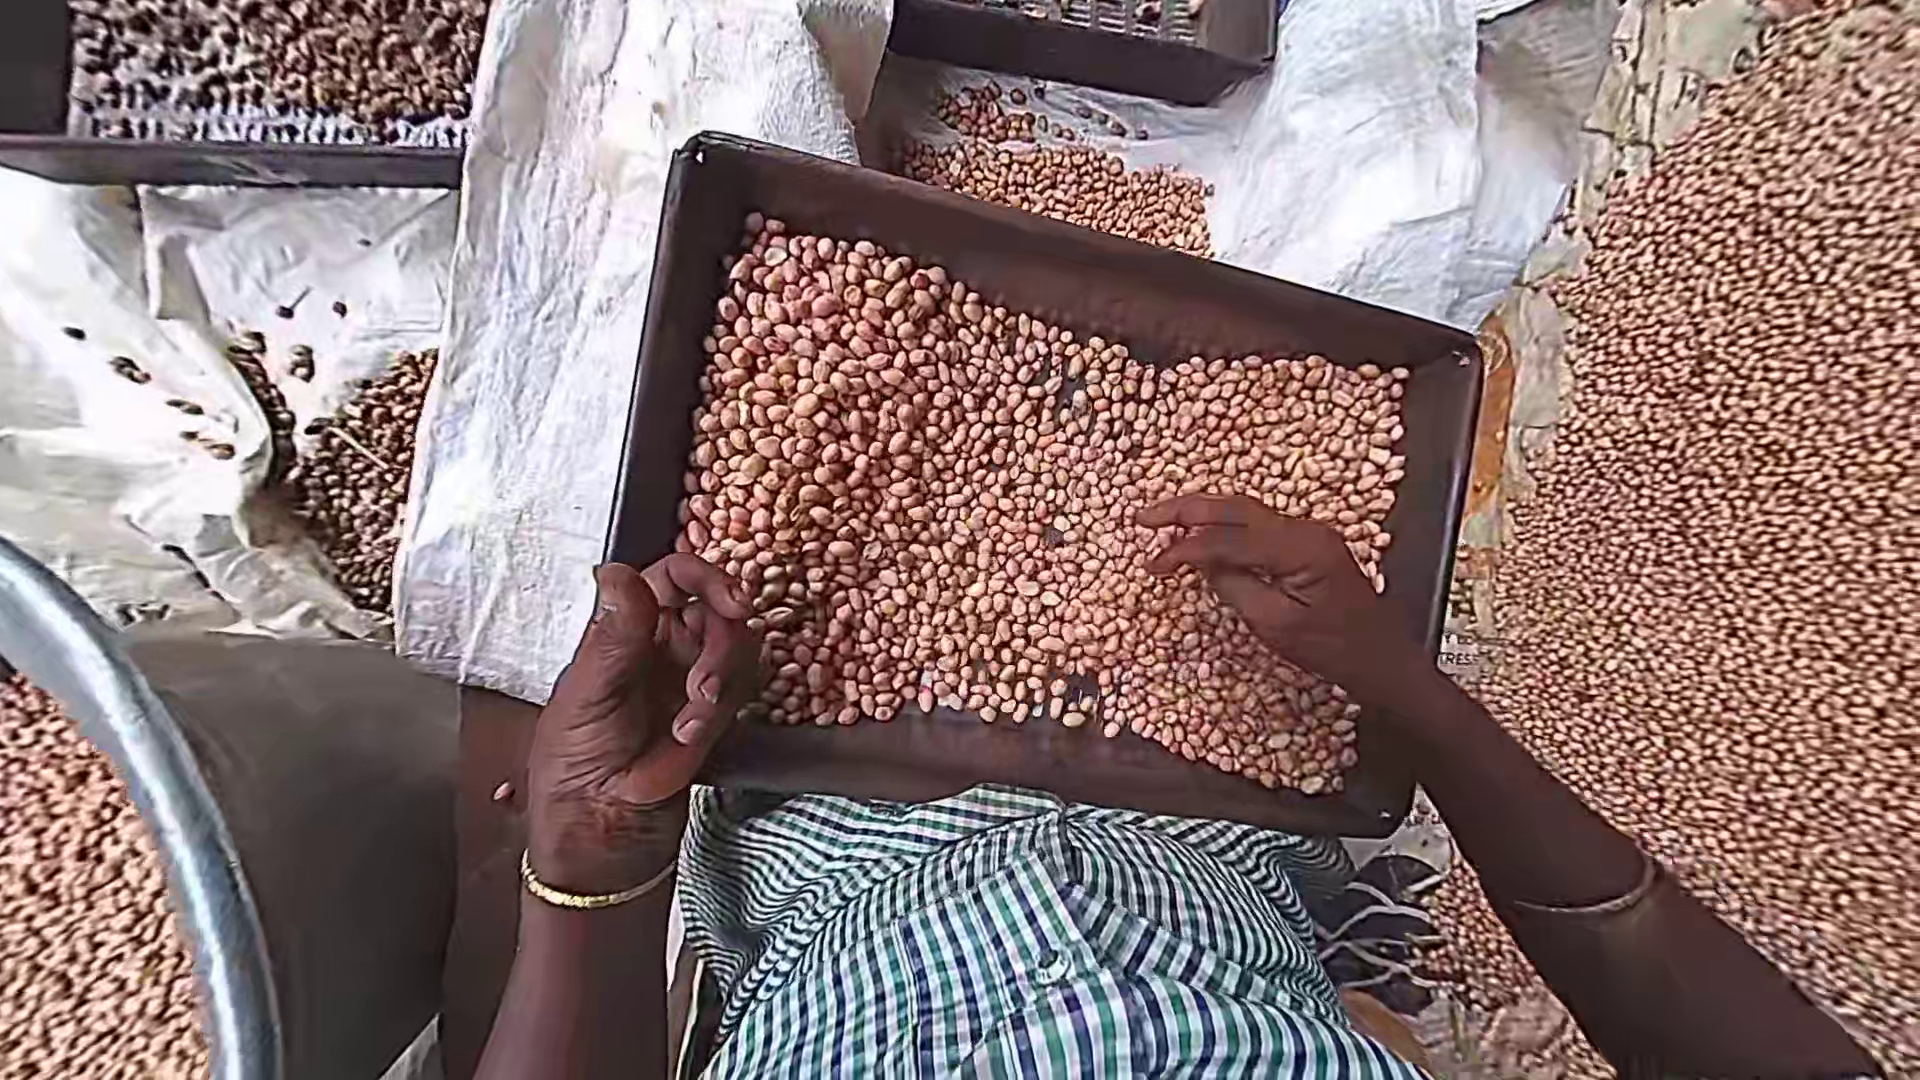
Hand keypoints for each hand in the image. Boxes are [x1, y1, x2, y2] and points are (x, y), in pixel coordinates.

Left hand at [526, 556, 758, 894]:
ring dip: (724, 680)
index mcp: (628, 627)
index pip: (675, 576)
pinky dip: (723, 708)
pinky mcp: (718, 703)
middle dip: (722, 646)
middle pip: (720, 610)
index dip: (707, 577)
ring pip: (740, 645)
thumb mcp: (589, 695)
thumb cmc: (576, 759)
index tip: (735, 602)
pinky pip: (744, 683)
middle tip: (706, 687)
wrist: (603, 828)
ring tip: (690, 722)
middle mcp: (668, 640)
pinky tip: (690, 735)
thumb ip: (615, 635)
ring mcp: (696, 670)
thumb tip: (614, 568)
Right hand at [1137, 494, 1431, 706]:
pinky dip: (1220, 526)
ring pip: (1242, 510)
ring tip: (1162, 520)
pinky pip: (1253, 524)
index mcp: (1300, 547)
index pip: (1227, 539)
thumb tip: (1198, 560)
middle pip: (1233, 507)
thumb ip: (1232, 584)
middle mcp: (1304, 529)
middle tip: (1145, 517)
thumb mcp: (1274, 623)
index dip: (1184, 549)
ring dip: (1200, 513)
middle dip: (1185, 509)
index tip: (1153, 565)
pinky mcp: (1302, 542)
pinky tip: (1198, 532)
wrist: (1382, 658)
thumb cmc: (1331, 649)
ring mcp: (1305, 532)